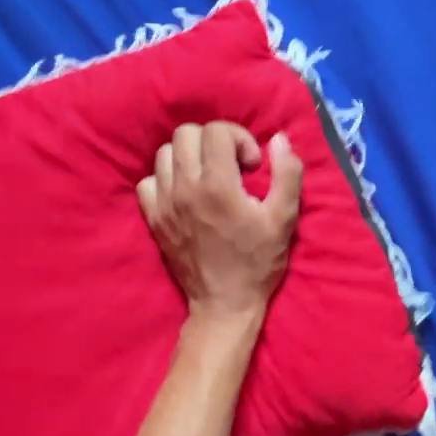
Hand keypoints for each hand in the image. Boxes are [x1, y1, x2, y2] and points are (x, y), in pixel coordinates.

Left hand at [137, 122, 303, 324]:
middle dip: (213, 140)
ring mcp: (164, 204)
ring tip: (208, 176)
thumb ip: (287, 173)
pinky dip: (166, 179)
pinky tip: (186, 192)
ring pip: (164, 153)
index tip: (252, 166)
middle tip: (230, 164)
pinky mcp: (153, 219)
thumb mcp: (285, 218)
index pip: (216, 130)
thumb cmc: (258, 261)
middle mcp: (184, 188)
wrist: (224, 305)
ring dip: (189, 156)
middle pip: (186, 133)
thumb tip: (278, 139)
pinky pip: (148, 181)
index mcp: (217, 185)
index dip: (239, 138)